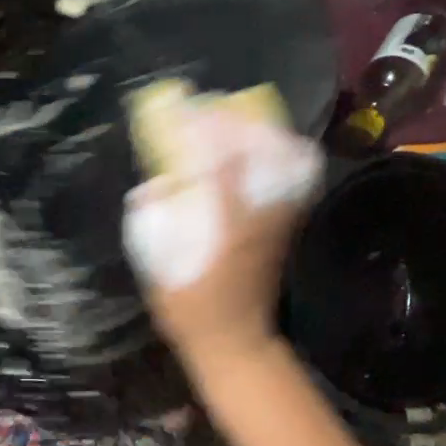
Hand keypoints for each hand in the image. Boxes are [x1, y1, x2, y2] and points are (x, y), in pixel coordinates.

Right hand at [122, 104, 322, 359]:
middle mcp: (257, 212)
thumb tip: (149, 189)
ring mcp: (278, 215)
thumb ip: (150, 228)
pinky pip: (296, 175)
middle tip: (206, 108)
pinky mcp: (288, 221)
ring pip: (281, 157)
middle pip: (256, 150)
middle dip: (230, 122)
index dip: (201, 131)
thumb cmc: (188, 307)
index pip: (218, 163)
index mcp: (222, 224)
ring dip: (259, 130)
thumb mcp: (157, 273)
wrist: (234, 337)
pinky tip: (269, 144)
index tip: (182, 109)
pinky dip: (286, 151)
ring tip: (234, 118)